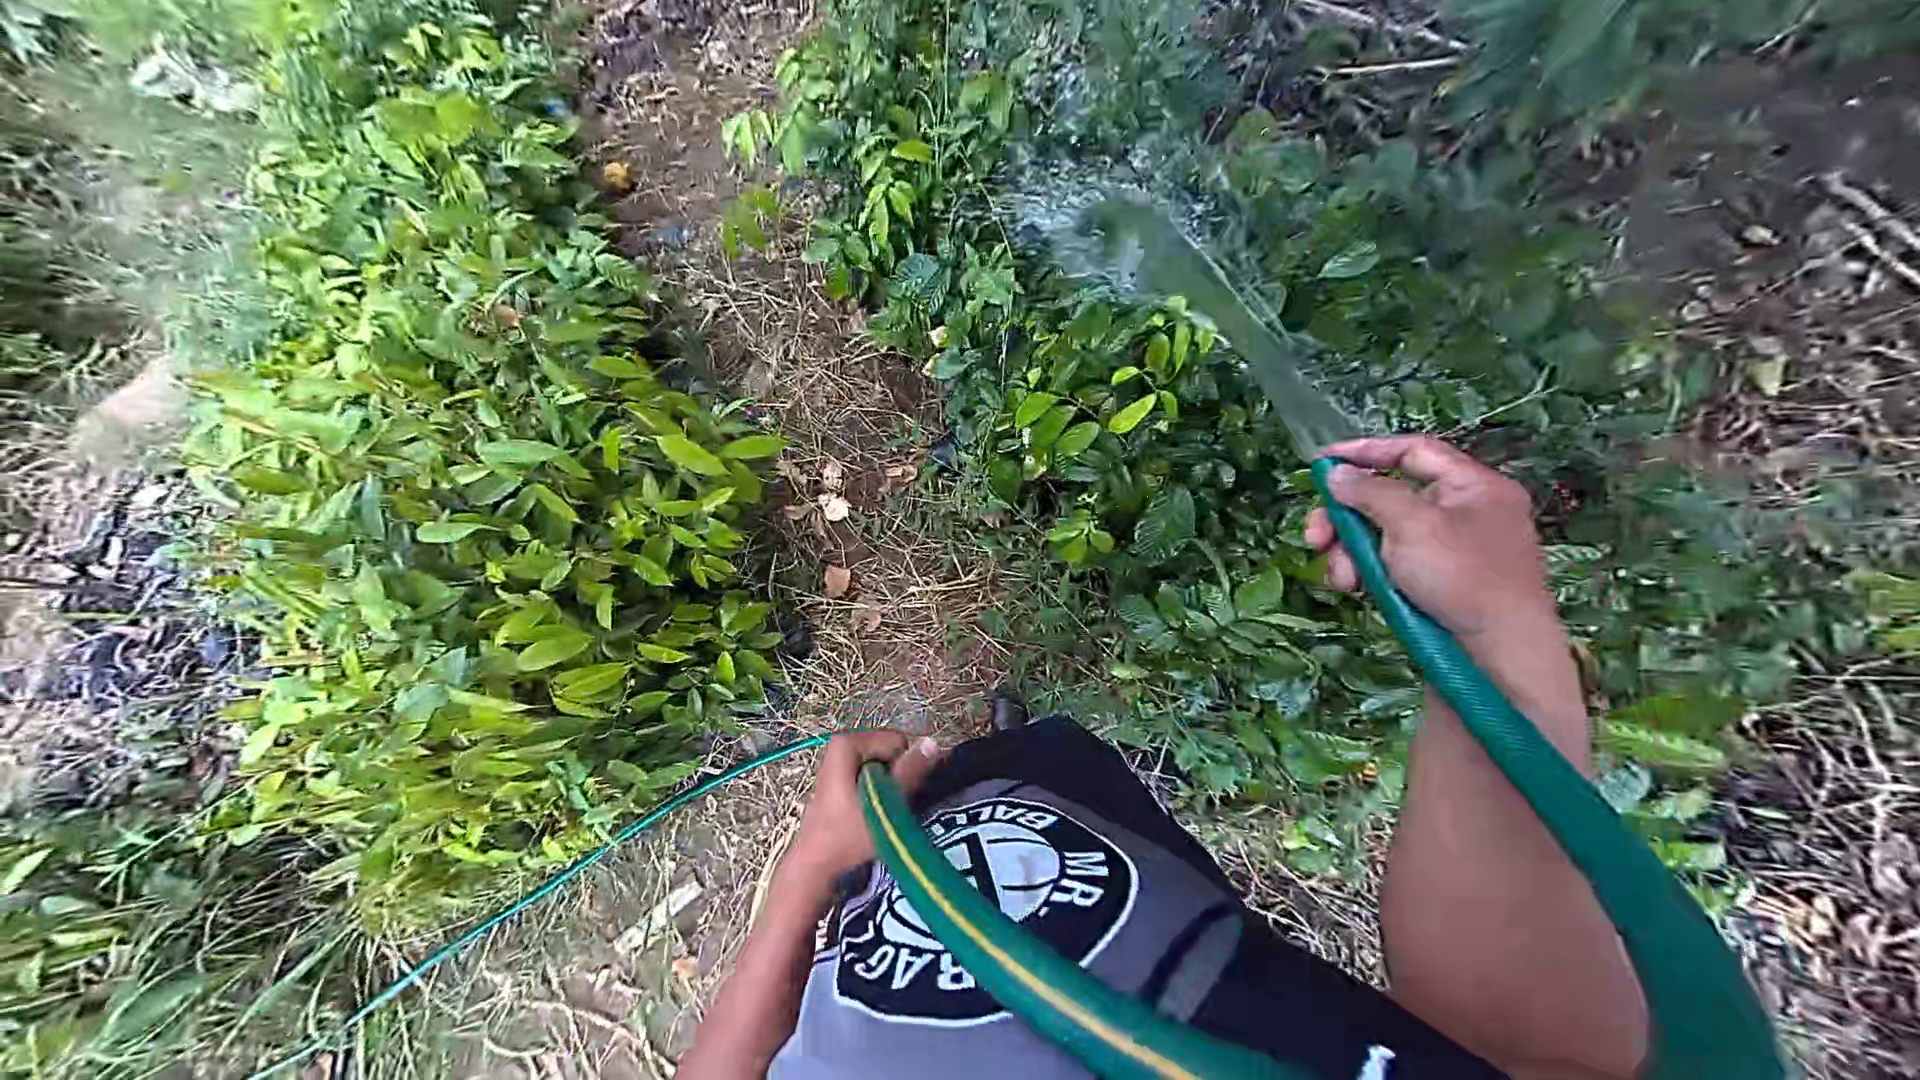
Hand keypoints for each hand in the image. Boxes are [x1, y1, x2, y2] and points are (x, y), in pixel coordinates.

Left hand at [781, 731, 944, 890]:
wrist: (814, 868)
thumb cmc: (847, 836)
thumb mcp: (884, 803)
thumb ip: (909, 772)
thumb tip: (933, 743)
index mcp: (847, 742)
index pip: (899, 743)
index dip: (902, 770)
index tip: (891, 797)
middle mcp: (841, 743)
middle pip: (891, 752)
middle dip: (895, 777)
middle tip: (886, 806)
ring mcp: (839, 759)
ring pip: (885, 765)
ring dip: (888, 787)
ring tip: (877, 811)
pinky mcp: (841, 776)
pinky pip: (874, 774)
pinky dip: (878, 791)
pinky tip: (869, 812)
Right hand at [1304, 435, 1557, 643]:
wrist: (1497, 653)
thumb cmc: (1462, 577)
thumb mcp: (1412, 525)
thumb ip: (1370, 492)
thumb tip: (1335, 473)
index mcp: (1471, 487)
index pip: (1411, 451)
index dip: (1363, 451)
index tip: (1320, 463)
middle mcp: (1458, 512)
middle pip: (1384, 497)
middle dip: (1343, 517)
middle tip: (1315, 536)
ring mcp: (1444, 548)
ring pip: (1377, 534)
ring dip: (1348, 552)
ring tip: (1340, 576)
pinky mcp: (1430, 580)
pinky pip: (1386, 562)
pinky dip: (1364, 572)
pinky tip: (1354, 587)